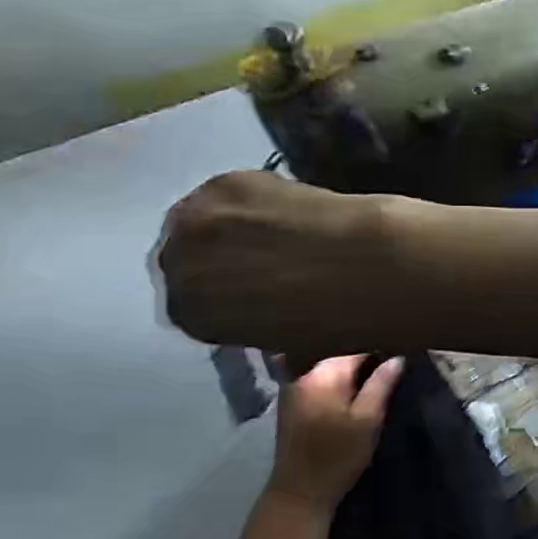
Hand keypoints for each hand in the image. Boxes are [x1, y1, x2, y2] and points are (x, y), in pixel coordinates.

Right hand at [156, 171, 401, 353]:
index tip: (242, 291)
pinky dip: (247, 199)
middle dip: (212, 259)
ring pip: (197, 220)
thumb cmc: (333, 320)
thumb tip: (292, 356)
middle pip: (182, 258)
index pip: (190, 306)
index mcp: (191, 315)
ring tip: (262, 228)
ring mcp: (195, 218)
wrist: (361, 267)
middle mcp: (177, 266)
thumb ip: (280, 347)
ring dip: (222, 225)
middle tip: (250, 256)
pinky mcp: (224, 182)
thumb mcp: (298, 347)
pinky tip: (277, 206)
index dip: (218, 297)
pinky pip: (226, 192)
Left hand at [265, 354, 404, 509]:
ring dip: (346, 385)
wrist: (300, 493)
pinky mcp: (289, 409)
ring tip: (365, 400)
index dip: (378, 364)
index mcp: (323, 375)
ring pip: (328, 377)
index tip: (393, 379)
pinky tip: (343, 410)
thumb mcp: (368, 421)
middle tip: (383, 391)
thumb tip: (397, 359)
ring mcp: (292, 392)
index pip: (357, 355)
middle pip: (340, 363)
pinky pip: (316, 390)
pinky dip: (331, 395)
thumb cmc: (339, 457)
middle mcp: (303, 376)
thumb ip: (381, 386)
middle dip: (361, 373)